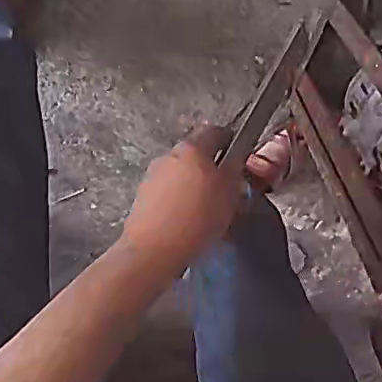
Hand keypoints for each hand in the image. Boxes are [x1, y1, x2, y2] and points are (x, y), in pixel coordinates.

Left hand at [119, 125, 238, 270]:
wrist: (154, 249)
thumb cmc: (196, 219)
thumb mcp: (230, 194)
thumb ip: (234, 171)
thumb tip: (234, 161)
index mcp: (192, 148)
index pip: (216, 132)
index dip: (231, 141)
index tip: (238, 154)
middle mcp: (169, 155)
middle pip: (196, 155)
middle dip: (211, 169)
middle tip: (226, 189)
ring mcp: (153, 175)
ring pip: (181, 174)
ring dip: (194, 185)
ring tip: (207, 210)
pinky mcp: (143, 196)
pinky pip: (168, 193)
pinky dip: (179, 200)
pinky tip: (188, 220)